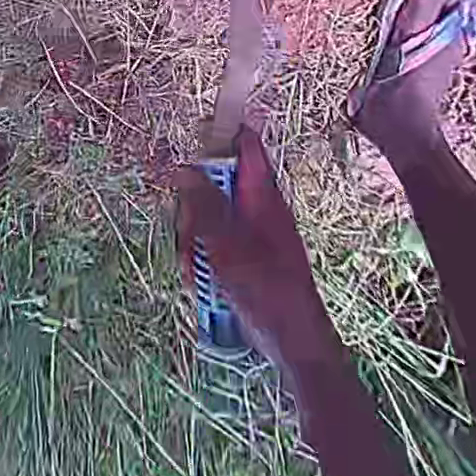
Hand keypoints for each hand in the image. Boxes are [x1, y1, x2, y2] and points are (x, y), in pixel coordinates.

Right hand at [172, 129, 337, 366]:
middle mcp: (255, 207)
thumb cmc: (267, 288)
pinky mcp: (241, 254)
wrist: (292, 340)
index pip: (244, 146)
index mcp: (261, 194)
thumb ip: (204, 205)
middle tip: (187, 233)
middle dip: (191, 206)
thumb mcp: (228, 244)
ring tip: (192, 268)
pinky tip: (197, 279)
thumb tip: (183, 168)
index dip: (220, 134)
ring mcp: (248, 232)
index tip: (191, 139)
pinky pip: (211, 241)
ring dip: (191, 238)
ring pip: (206, 215)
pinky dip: (199, 256)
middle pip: (213, 183)